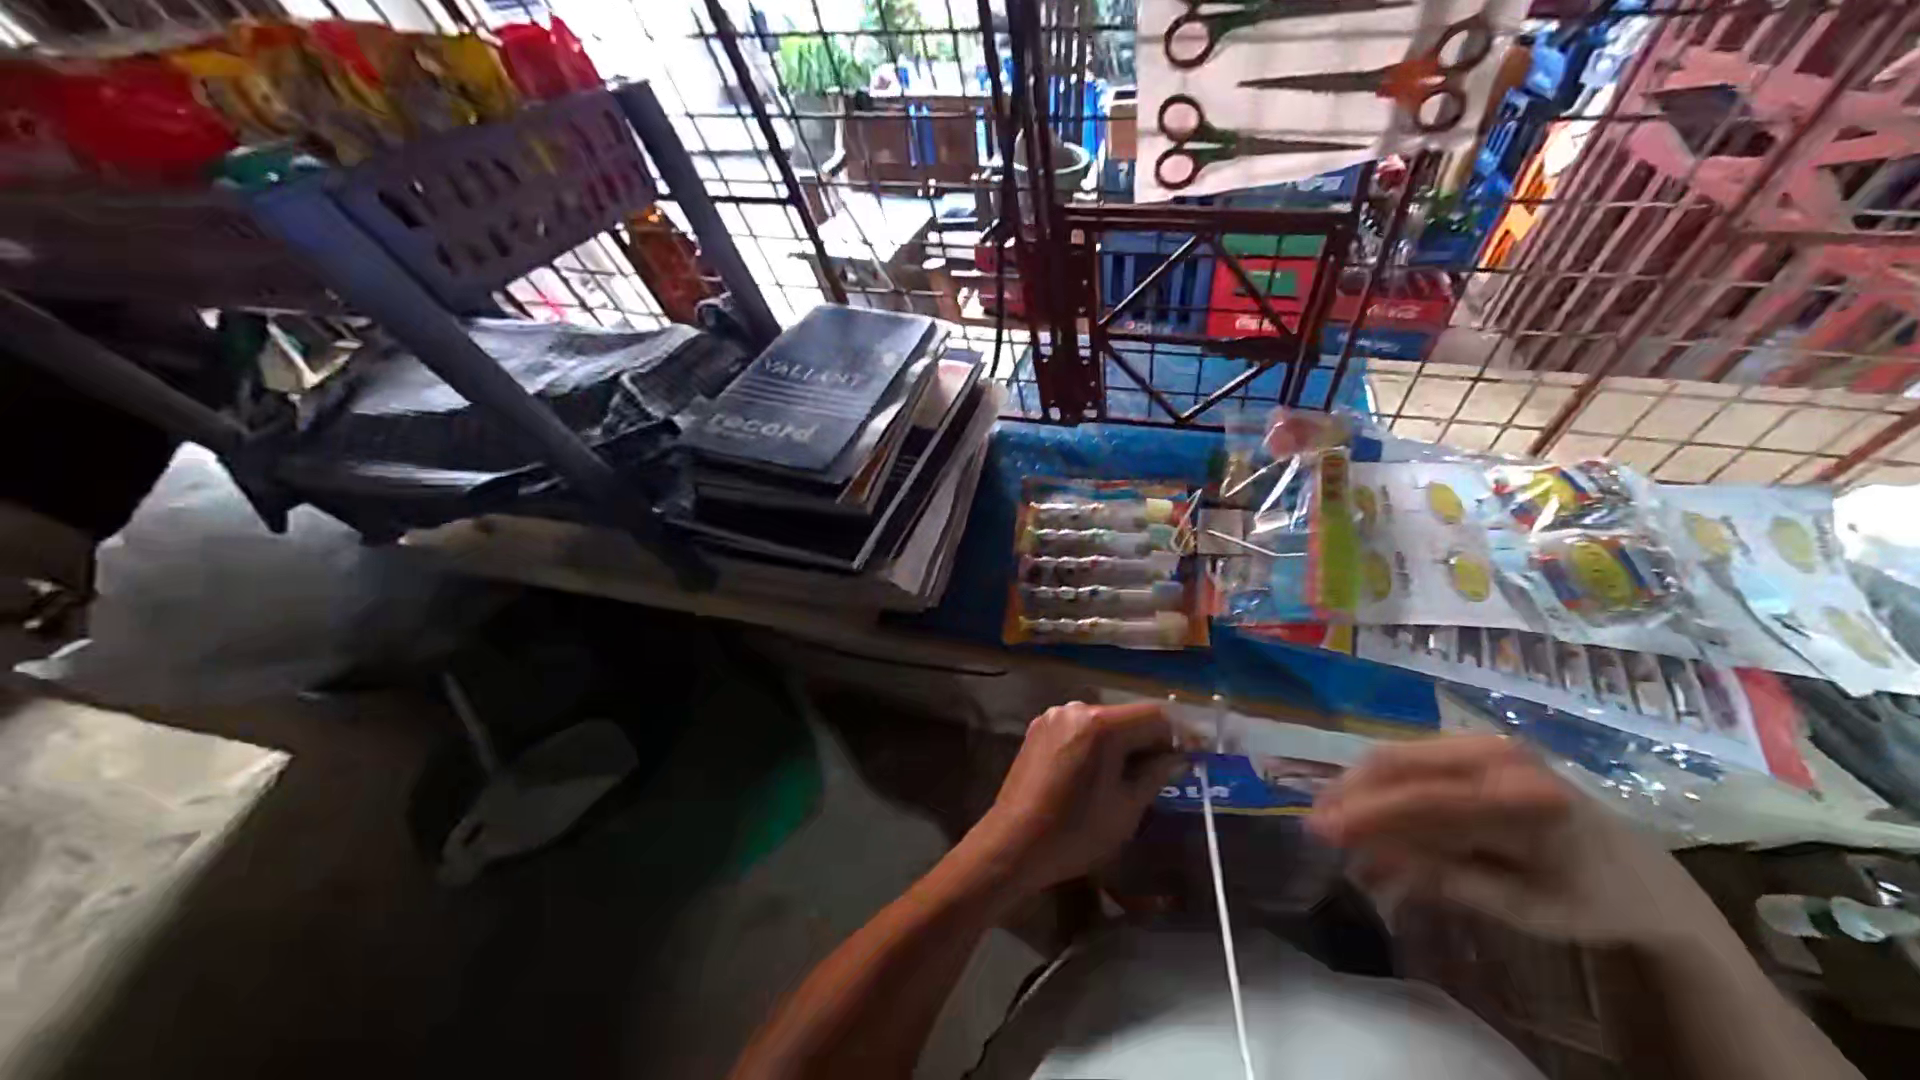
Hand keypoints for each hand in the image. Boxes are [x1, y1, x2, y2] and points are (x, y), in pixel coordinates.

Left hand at [966, 701, 1184, 894]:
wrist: (1014, 844)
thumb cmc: (1075, 832)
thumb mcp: (1126, 807)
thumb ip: (1155, 774)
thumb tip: (1178, 757)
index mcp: (1099, 725)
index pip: (1154, 716)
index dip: (1180, 734)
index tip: (1198, 752)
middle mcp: (1075, 709)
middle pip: (1127, 716)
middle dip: (1152, 738)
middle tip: (1173, 766)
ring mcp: (1052, 717)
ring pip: (1103, 722)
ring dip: (1124, 741)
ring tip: (1140, 772)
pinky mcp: (1038, 730)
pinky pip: (1080, 729)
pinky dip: (1098, 744)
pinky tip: (1104, 770)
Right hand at [1309, 736, 1722, 944]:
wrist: (1647, 880)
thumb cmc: (1591, 901)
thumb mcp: (1524, 906)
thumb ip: (1448, 878)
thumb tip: (1372, 858)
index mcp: (1524, 794)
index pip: (1425, 798)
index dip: (1367, 813)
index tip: (1323, 829)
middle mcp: (1500, 755)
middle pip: (1401, 763)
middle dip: (1351, 792)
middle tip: (1316, 821)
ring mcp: (1486, 745)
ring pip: (1399, 756)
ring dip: (1360, 787)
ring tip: (1332, 816)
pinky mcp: (1474, 749)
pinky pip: (1412, 760)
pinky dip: (1381, 783)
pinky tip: (1362, 805)